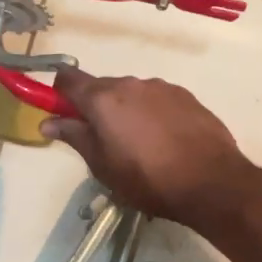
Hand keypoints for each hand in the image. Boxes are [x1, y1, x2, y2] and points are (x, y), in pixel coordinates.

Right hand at [42, 67, 256, 225]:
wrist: (213, 183)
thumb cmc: (148, 179)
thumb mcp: (102, 165)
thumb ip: (74, 137)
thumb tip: (48, 122)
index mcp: (102, 99)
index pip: (67, 78)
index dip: (59, 92)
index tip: (62, 114)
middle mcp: (129, 84)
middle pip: (101, 87)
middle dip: (96, 108)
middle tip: (104, 141)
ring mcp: (161, 88)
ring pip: (131, 94)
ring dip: (127, 111)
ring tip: (141, 145)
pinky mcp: (187, 97)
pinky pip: (158, 100)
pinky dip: (153, 114)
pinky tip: (166, 142)